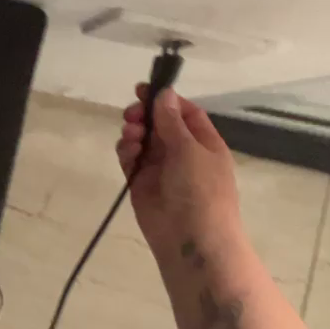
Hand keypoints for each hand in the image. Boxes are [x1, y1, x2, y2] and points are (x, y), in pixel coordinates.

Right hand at [117, 86, 241, 268]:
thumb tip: (164, 94)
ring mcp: (160, 168)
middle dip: (143, 116)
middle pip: (158, 124)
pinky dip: (126, 151)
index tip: (142, 89)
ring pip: (141, 140)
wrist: (191, 238)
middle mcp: (182, 153)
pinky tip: (128, 151)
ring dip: (134, 132)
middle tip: (132, 115)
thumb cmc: (201, 190)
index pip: (183, 112)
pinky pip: (130, 159)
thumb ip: (172, 122)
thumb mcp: (190, 150)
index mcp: (203, 142)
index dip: (164, 100)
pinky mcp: (140, 183)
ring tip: (132, 137)